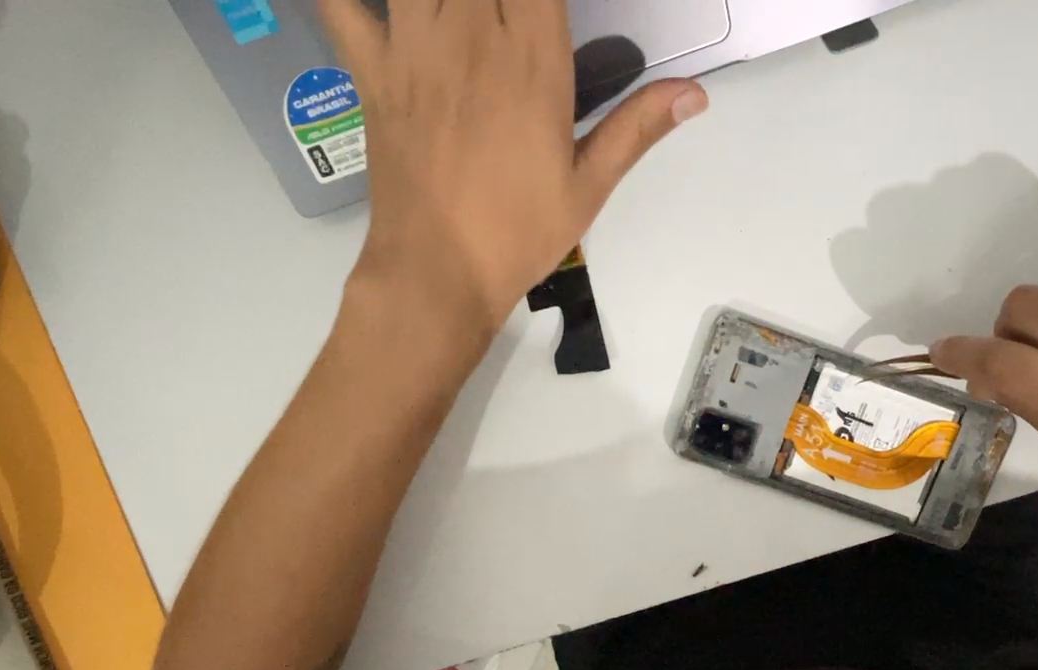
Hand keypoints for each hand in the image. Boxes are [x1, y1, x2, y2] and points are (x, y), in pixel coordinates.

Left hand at [319, 0, 707, 334]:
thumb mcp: (587, 188)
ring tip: (464, 6)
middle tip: (509, 14)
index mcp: (532, 61)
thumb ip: (637, 129)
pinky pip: (341, 4)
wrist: (438, 273)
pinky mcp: (372, 70)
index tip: (548, 8)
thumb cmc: (518, 235)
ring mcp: (412, 47)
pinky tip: (369, 2)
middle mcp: (470, 34)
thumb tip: (696, 93)